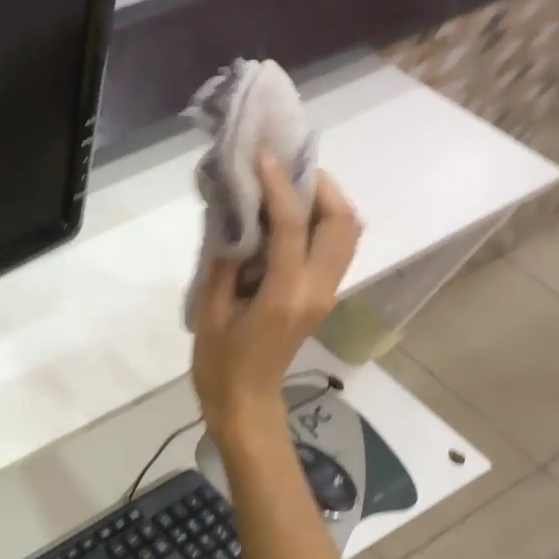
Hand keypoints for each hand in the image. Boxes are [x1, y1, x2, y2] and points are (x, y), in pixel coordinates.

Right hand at [191, 152, 360, 442]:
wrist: (245, 402)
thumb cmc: (220, 364)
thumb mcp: (210, 314)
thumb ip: (224, 265)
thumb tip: (233, 223)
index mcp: (287, 294)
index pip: (293, 226)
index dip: (280, 186)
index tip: (264, 156)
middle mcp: (318, 289)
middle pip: (342, 221)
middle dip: (321, 186)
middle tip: (288, 168)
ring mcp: (326, 293)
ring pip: (347, 232)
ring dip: (327, 202)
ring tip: (290, 187)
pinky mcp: (322, 296)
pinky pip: (335, 248)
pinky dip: (321, 223)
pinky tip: (289, 219)